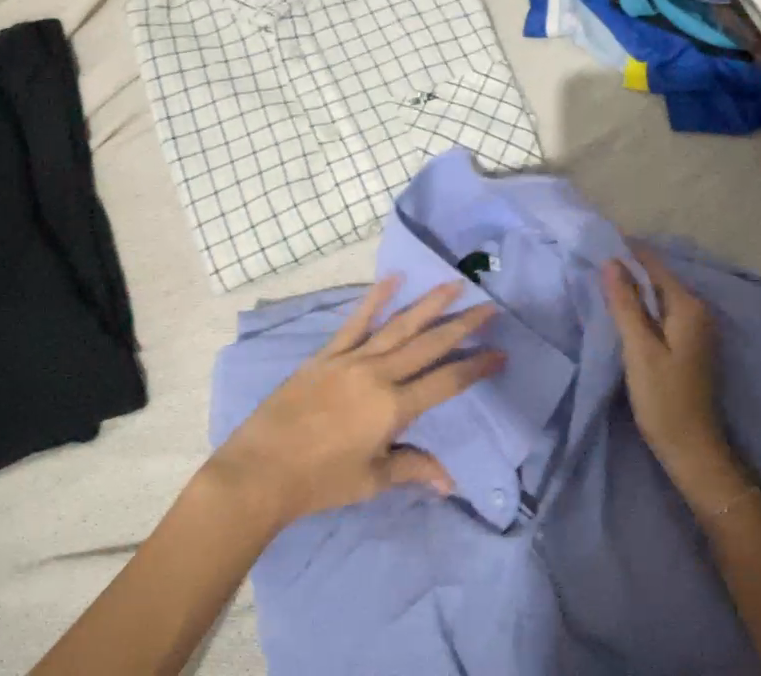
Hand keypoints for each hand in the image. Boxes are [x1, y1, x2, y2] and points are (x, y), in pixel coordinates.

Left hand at [205, 279, 501, 527]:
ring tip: (454, 283)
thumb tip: (450, 481)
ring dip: (429, 304)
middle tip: (490, 308)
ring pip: (399, 326)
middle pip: (429, 345)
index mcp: (393, 407)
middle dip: (463, 326)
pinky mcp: (326, 355)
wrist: (259, 470)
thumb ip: (411, 468)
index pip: (446, 382)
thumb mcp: (371, 480)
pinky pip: (355, 322)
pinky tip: (393, 279)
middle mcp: (378, 375)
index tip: (501, 354)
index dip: (476, 368)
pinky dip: (375, 299)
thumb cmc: (319, 482)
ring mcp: (351, 360)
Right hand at [604, 247, 749, 515]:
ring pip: (661, 297)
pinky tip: (623, 312)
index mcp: (689, 307)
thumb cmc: (663, 398)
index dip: (628, 251)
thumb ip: (626, 304)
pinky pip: (664, 314)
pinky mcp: (691, 346)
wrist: (692, 447)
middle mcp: (699, 311)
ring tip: (602, 282)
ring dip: (635, 290)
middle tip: (593, 261)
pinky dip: (644, 308)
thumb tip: (611, 262)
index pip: (655, 265)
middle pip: (660, 279)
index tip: (598, 239)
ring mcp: (698, 329)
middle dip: (629, 269)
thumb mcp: (639, 348)